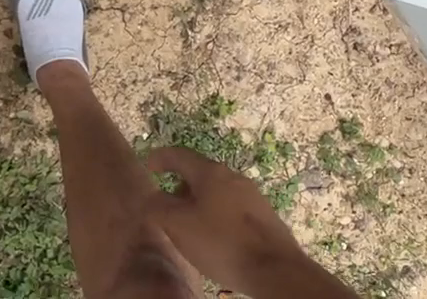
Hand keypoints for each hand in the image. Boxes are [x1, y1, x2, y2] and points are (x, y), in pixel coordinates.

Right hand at [143, 147, 352, 297]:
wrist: (279, 273)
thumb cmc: (222, 242)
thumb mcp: (178, 225)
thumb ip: (158, 206)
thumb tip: (153, 197)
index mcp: (210, 172)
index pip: (178, 154)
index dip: (160, 158)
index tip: (148, 166)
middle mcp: (233, 177)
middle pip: (199, 174)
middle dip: (180, 186)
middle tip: (168, 205)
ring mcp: (253, 198)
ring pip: (218, 193)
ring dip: (200, 203)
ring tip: (192, 226)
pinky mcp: (267, 220)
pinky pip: (234, 210)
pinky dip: (219, 217)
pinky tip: (218, 239)